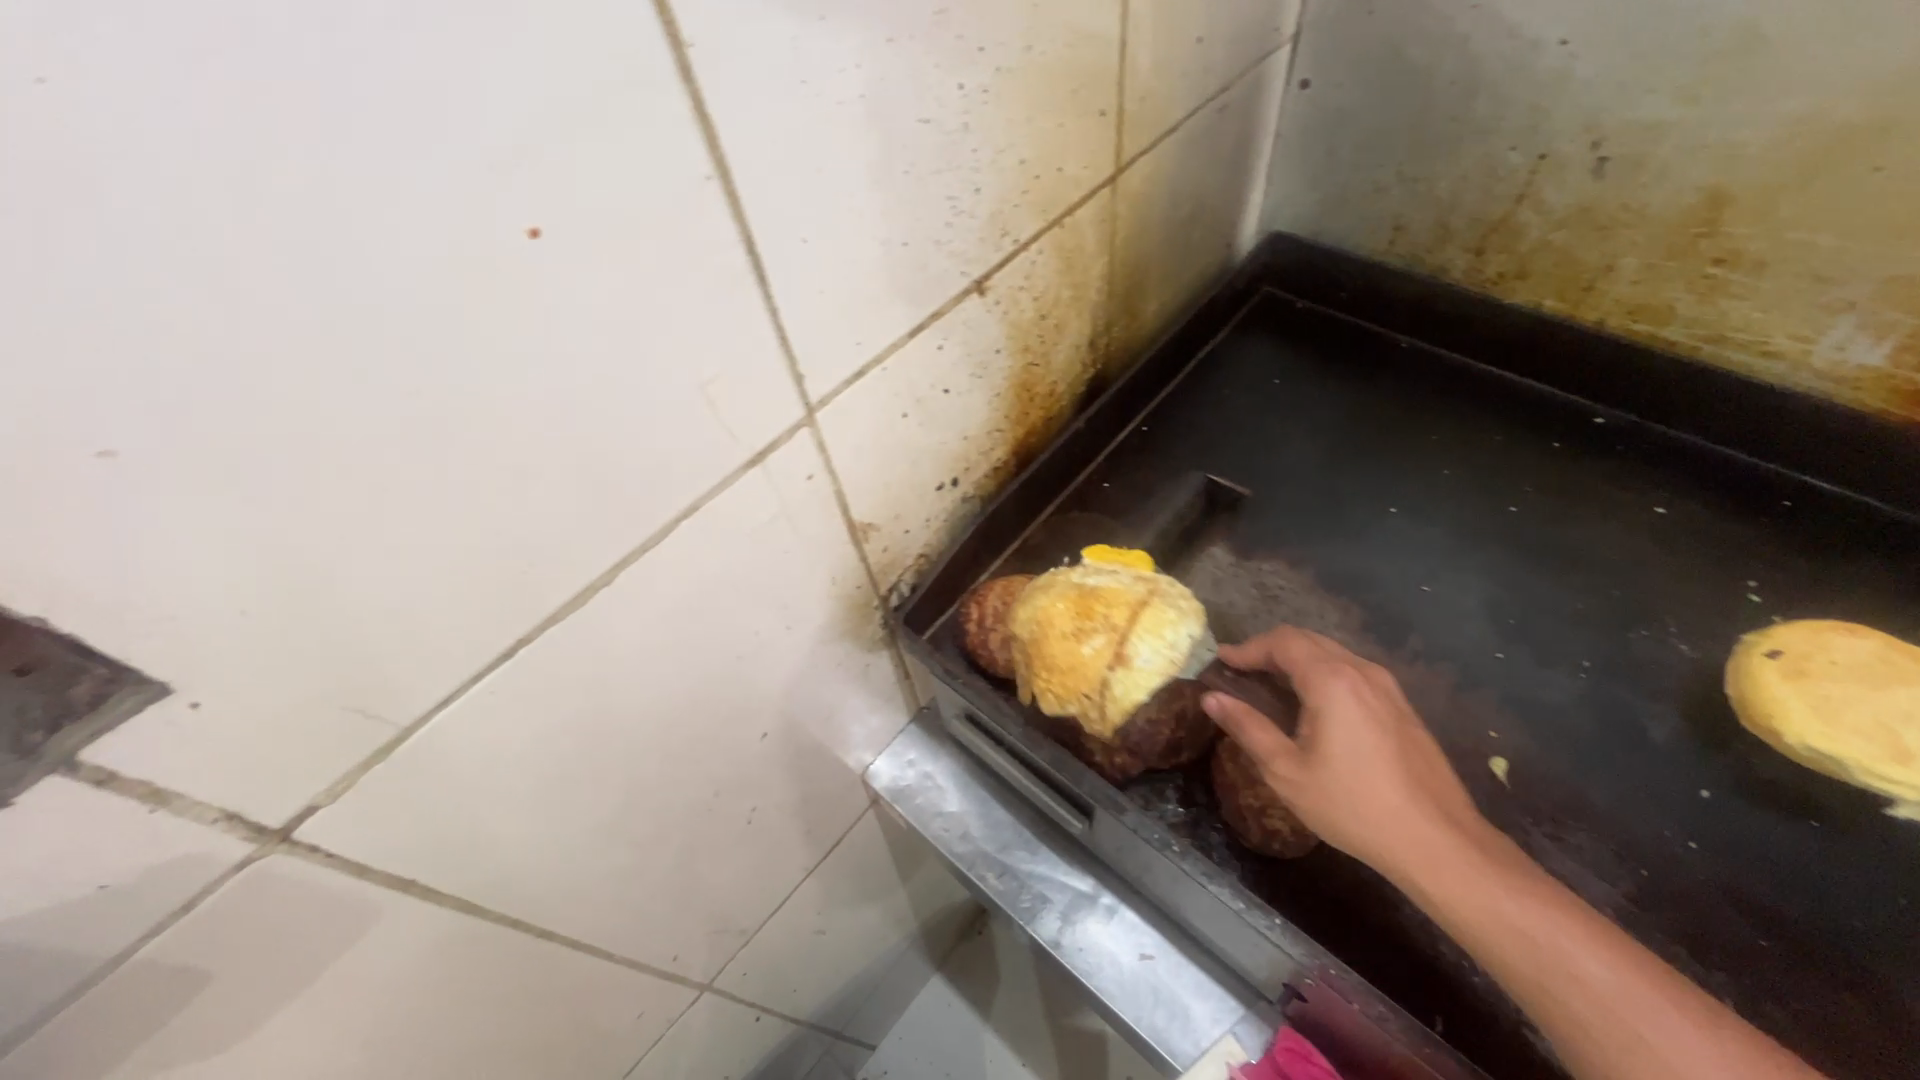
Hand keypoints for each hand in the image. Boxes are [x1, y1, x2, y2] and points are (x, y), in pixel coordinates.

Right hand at [1200, 626, 1490, 881]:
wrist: (1436, 839)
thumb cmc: (1352, 806)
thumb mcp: (1287, 771)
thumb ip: (1248, 728)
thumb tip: (1211, 698)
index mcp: (1332, 680)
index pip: (1283, 641)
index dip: (1248, 647)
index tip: (1222, 660)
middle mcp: (1362, 672)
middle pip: (1309, 641)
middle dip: (1271, 650)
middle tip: (1242, 671)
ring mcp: (1388, 688)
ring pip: (1334, 655)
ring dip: (1298, 660)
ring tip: (1271, 685)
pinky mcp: (1402, 707)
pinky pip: (1354, 674)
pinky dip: (1323, 675)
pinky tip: (1313, 705)